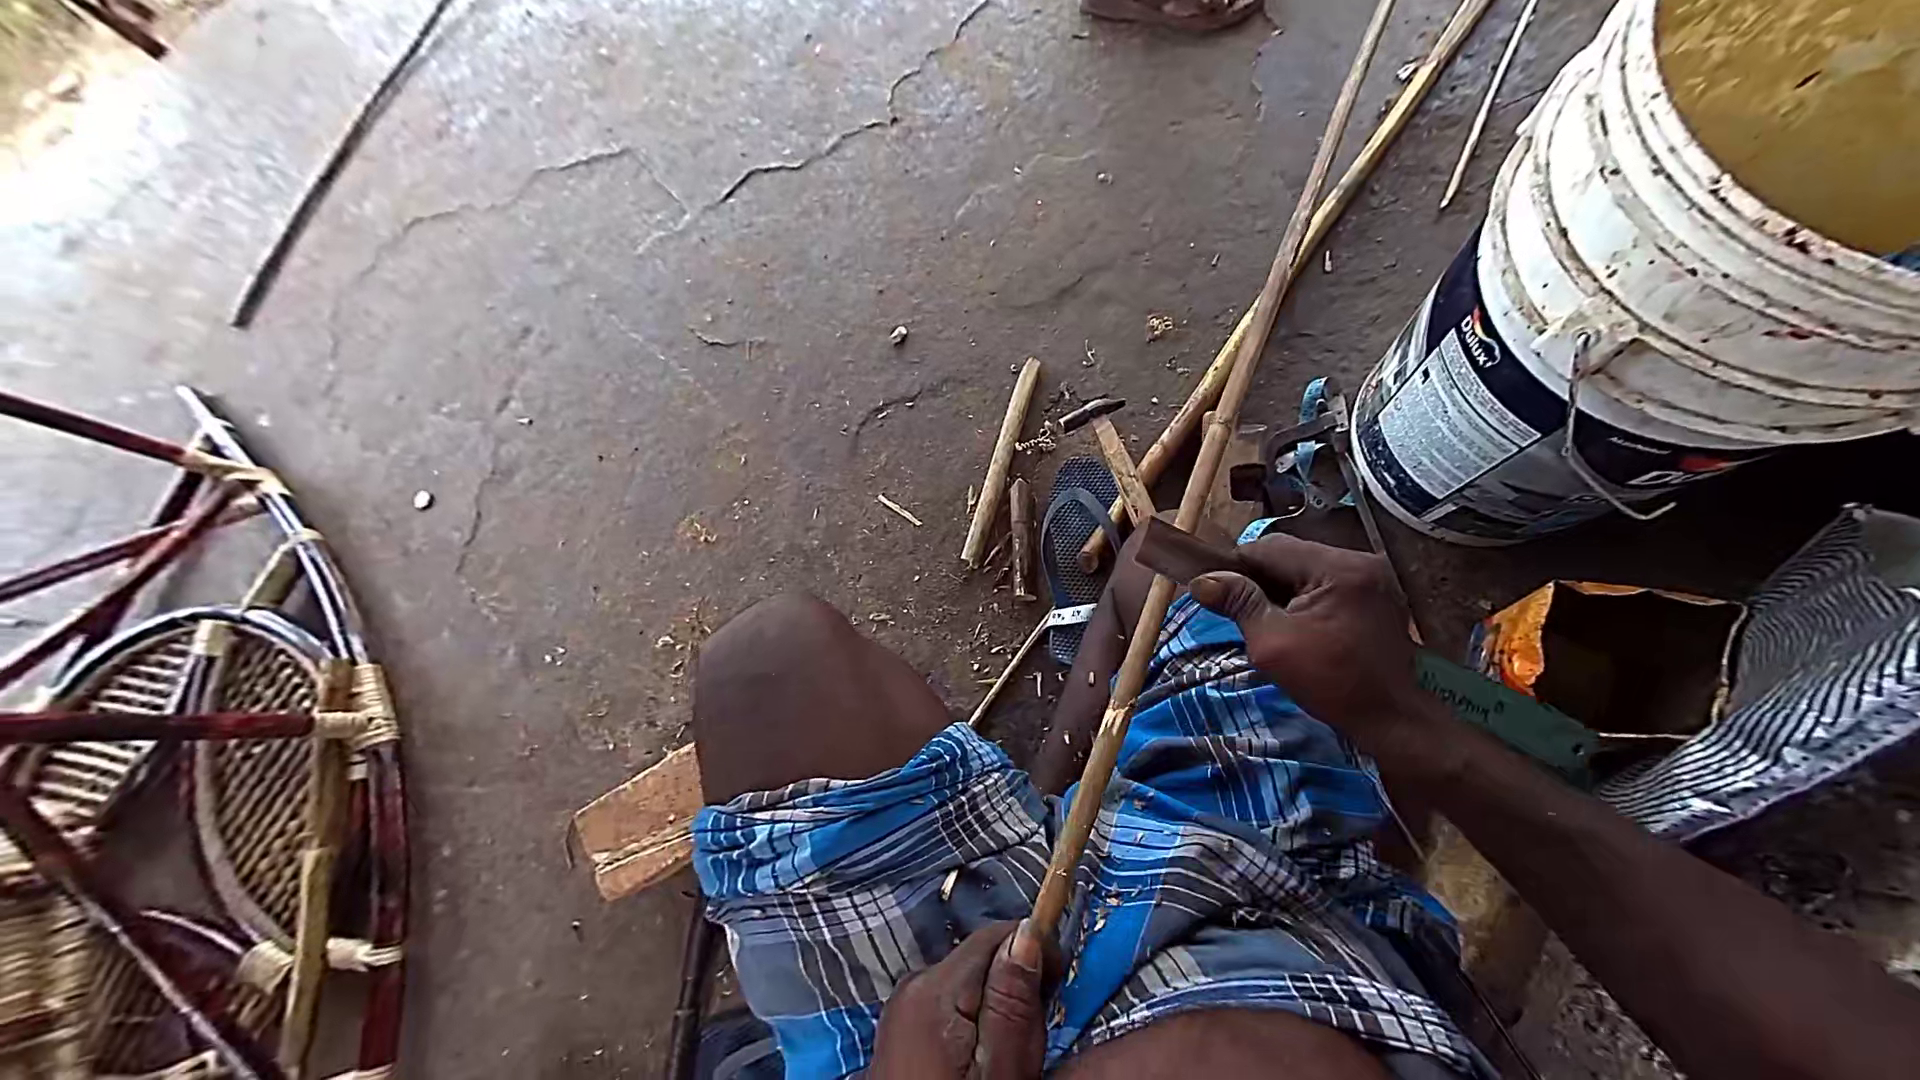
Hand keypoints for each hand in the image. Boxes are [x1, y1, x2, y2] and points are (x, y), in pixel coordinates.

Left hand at [868, 919, 1049, 1079]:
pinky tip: (979, 1061)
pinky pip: (950, 1002)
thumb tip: (1029, 933)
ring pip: (969, 980)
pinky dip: (973, 1020)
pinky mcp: (903, 1025)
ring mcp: (904, 1004)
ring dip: (996, 1005)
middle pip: (982, 957)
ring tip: (1005, 1058)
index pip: (995, 936)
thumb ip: (1013, 1002)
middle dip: (1014, 985)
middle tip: (1030, 1040)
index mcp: (935, 988)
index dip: (1034, 951)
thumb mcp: (1000, 1074)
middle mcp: (914, 982)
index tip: (1058, 984)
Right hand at [1187, 533, 1427, 755]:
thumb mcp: (1272, 643)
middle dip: (1259, 579)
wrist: (1391, 719)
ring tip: (1268, 619)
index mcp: (1338, 568)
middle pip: (1287, 553)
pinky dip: (1301, 595)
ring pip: (1303, 566)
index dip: (1236, 568)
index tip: (1219, 596)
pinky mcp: (1374, 591)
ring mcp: (1371, 575)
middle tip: (1241, 612)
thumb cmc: (1330, 682)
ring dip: (1279, 587)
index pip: (1268, 547)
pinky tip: (1295, 621)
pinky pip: (1323, 580)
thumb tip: (1201, 581)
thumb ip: (1238, 603)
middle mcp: (1359, 560)